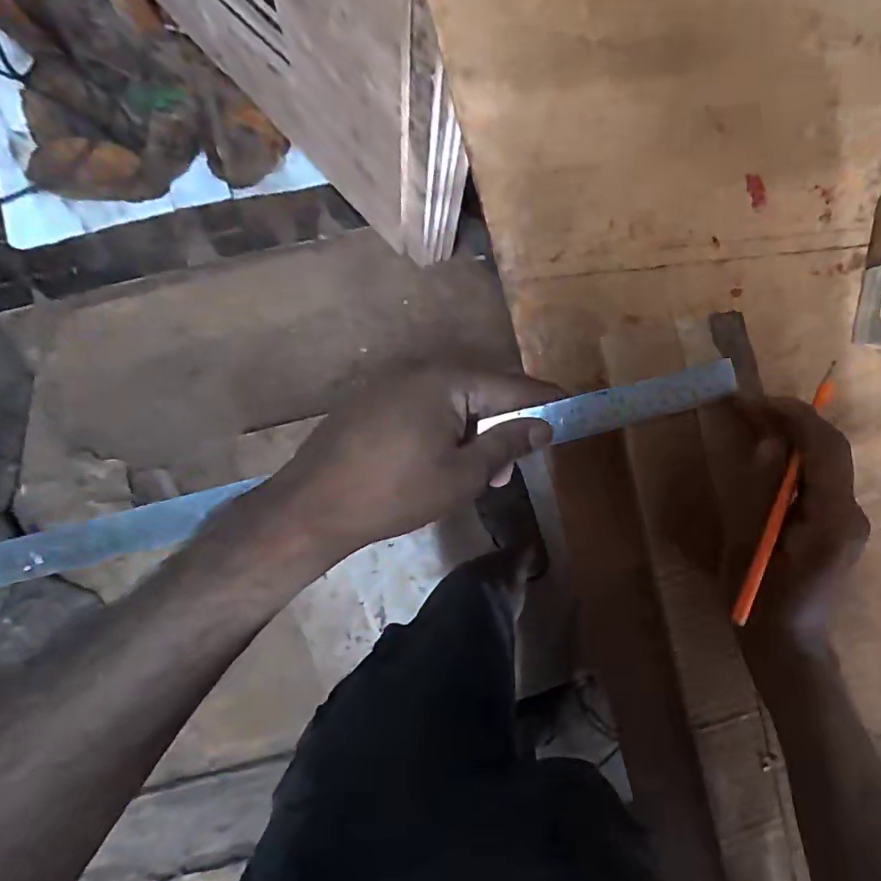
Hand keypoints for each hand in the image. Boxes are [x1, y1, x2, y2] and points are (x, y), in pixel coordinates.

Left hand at [260, 363, 559, 561]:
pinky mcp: (372, 403)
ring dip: (476, 432)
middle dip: (505, 425)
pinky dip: (446, 430)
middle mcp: (419, 371)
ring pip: (453, 401)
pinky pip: (425, 407)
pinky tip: (443, 462)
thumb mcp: (463, 474)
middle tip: (512, 466)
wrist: (308, 509)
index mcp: (447, 381)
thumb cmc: (395, 492)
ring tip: (478, 474)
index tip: (572, 409)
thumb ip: (507, 444)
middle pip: (482, 390)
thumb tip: (543, 425)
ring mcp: (391, 384)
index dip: (545, 399)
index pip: (512, 385)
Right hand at [727, 398, 869, 657]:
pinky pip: (821, 478)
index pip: (825, 448)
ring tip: (754, 423)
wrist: (790, 649)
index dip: (793, 416)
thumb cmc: (761, 606)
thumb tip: (770, 442)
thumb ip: (759, 493)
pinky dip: (796, 459)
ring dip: (794, 436)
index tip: (755, 402)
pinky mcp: (839, 525)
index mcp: (833, 520)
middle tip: (749, 409)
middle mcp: (851, 513)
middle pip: (831, 448)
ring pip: (828, 460)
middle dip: (792, 420)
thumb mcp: (748, 549)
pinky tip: (769, 456)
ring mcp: (849, 519)